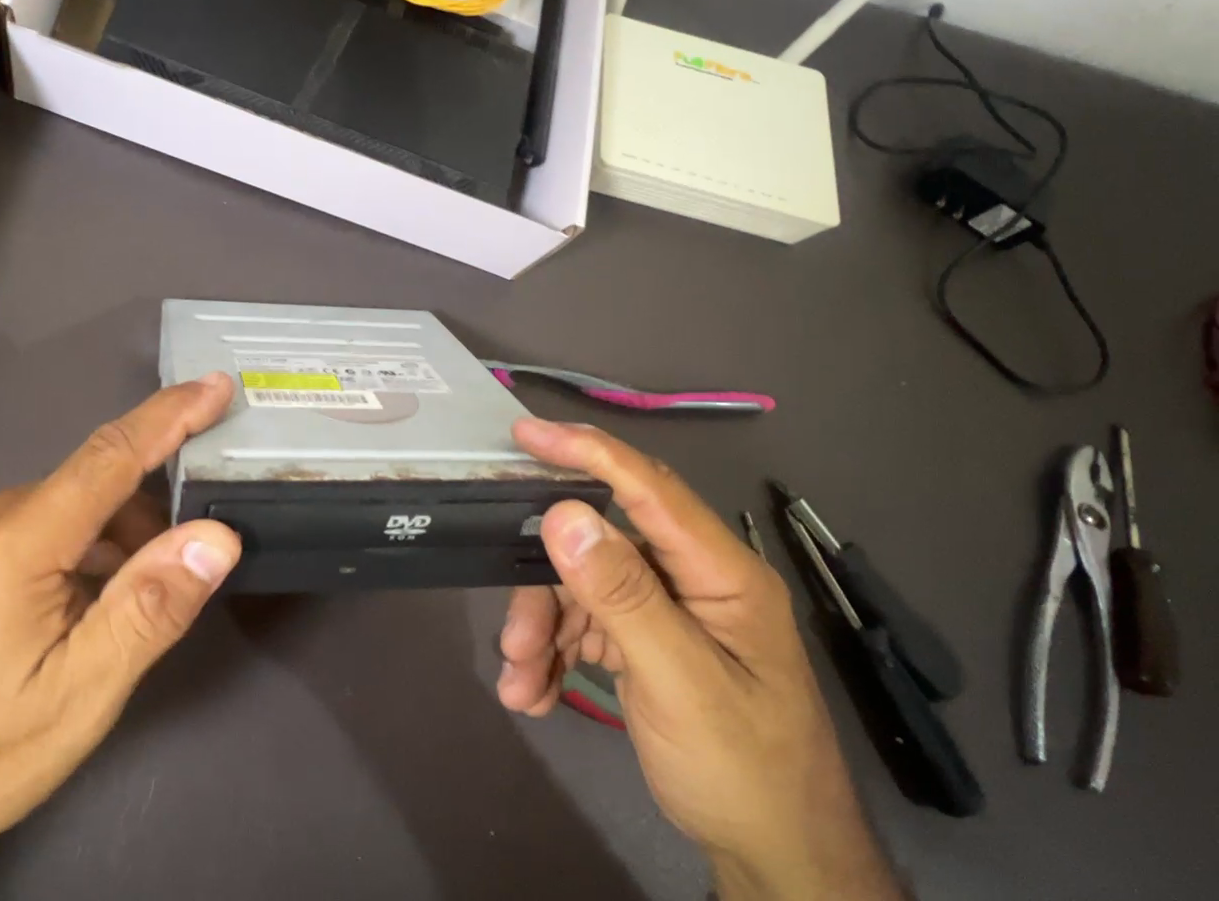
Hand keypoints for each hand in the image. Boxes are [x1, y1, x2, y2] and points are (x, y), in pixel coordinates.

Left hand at [0, 375, 243, 899]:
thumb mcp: (80, 693)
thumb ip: (150, 606)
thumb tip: (214, 535)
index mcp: (15, 539)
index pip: (110, 455)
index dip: (170, 416)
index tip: (217, 386)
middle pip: (84, 489)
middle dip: (143, 516)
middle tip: (177, 576)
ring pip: (50, 512)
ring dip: (101, 541)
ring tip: (113, 616)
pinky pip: (14, 533)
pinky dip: (60, 553)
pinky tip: (60, 617)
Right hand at [496, 419, 901, 900]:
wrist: (775, 854)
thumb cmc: (744, 769)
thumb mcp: (679, 684)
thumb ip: (622, 596)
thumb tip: (563, 513)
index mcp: (722, 574)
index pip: (650, 489)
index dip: (587, 452)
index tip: (524, 431)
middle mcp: (693, 580)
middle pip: (598, 548)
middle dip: (546, 589)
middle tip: (512, 642)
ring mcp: (668, 612)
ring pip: (580, 588)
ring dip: (541, 631)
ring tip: (522, 685)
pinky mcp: (647, 643)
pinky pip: (583, 626)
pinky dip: (552, 655)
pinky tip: (535, 695)